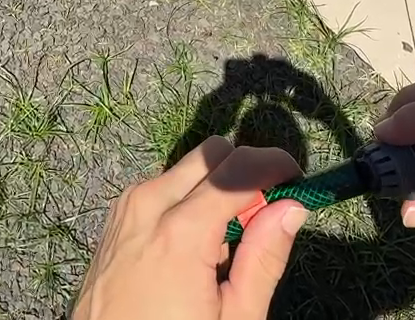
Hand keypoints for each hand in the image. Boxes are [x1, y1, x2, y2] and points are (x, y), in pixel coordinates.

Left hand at [72, 137, 306, 319]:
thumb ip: (262, 260)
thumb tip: (292, 206)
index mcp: (180, 232)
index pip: (236, 168)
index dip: (273, 165)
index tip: (298, 180)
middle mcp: (148, 202)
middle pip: (211, 154)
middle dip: (244, 172)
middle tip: (264, 218)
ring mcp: (127, 206)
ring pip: (186, 167)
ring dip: (215, 187)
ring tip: (227, 244)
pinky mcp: (116, 215)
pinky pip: (161, 185)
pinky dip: (187, 199)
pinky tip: (194, 246)